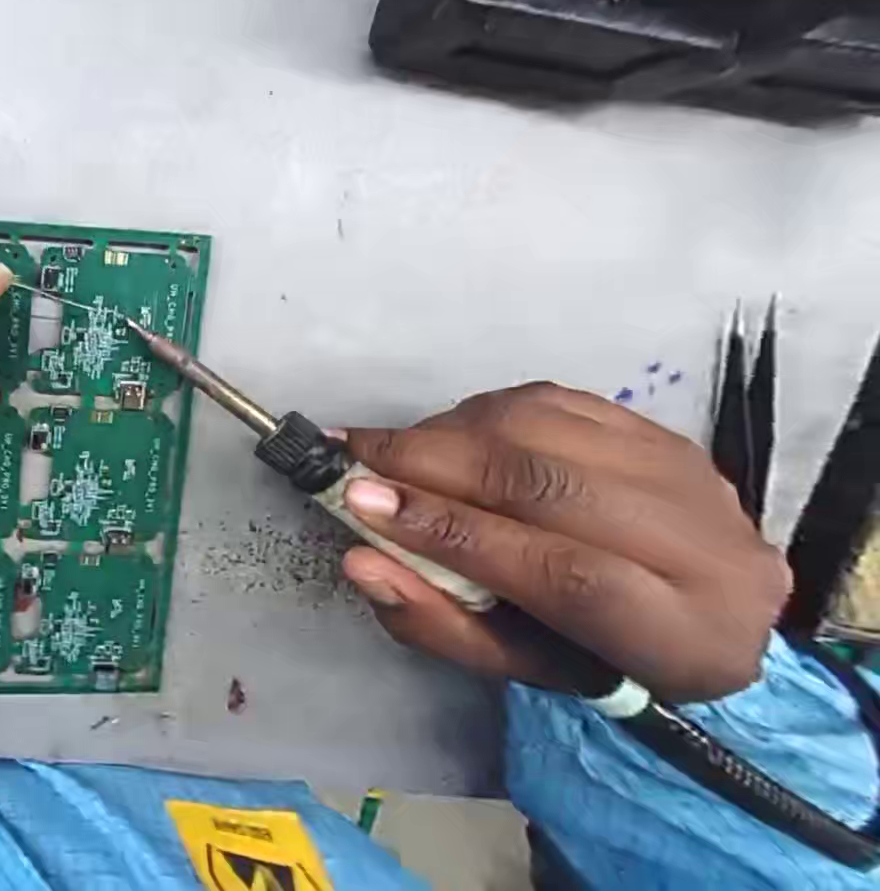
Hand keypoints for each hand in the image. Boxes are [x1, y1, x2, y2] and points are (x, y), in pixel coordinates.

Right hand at [337, 382, 790, 702]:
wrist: (672, 594)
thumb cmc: (574, 641)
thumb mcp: (502, 656)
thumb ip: (430, 620)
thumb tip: (360, 561)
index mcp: (680, 637)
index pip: (565, 575)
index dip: (453, 532)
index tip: (359, 499)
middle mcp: (708, 549)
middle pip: (546, 485)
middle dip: (428, 463)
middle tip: (350, 455)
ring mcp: (684, 475)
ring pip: (536, 429)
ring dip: (441, 433)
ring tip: (394, 452)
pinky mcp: (651, 427)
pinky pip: (540, 402)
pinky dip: (472, 414)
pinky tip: (447, 437)